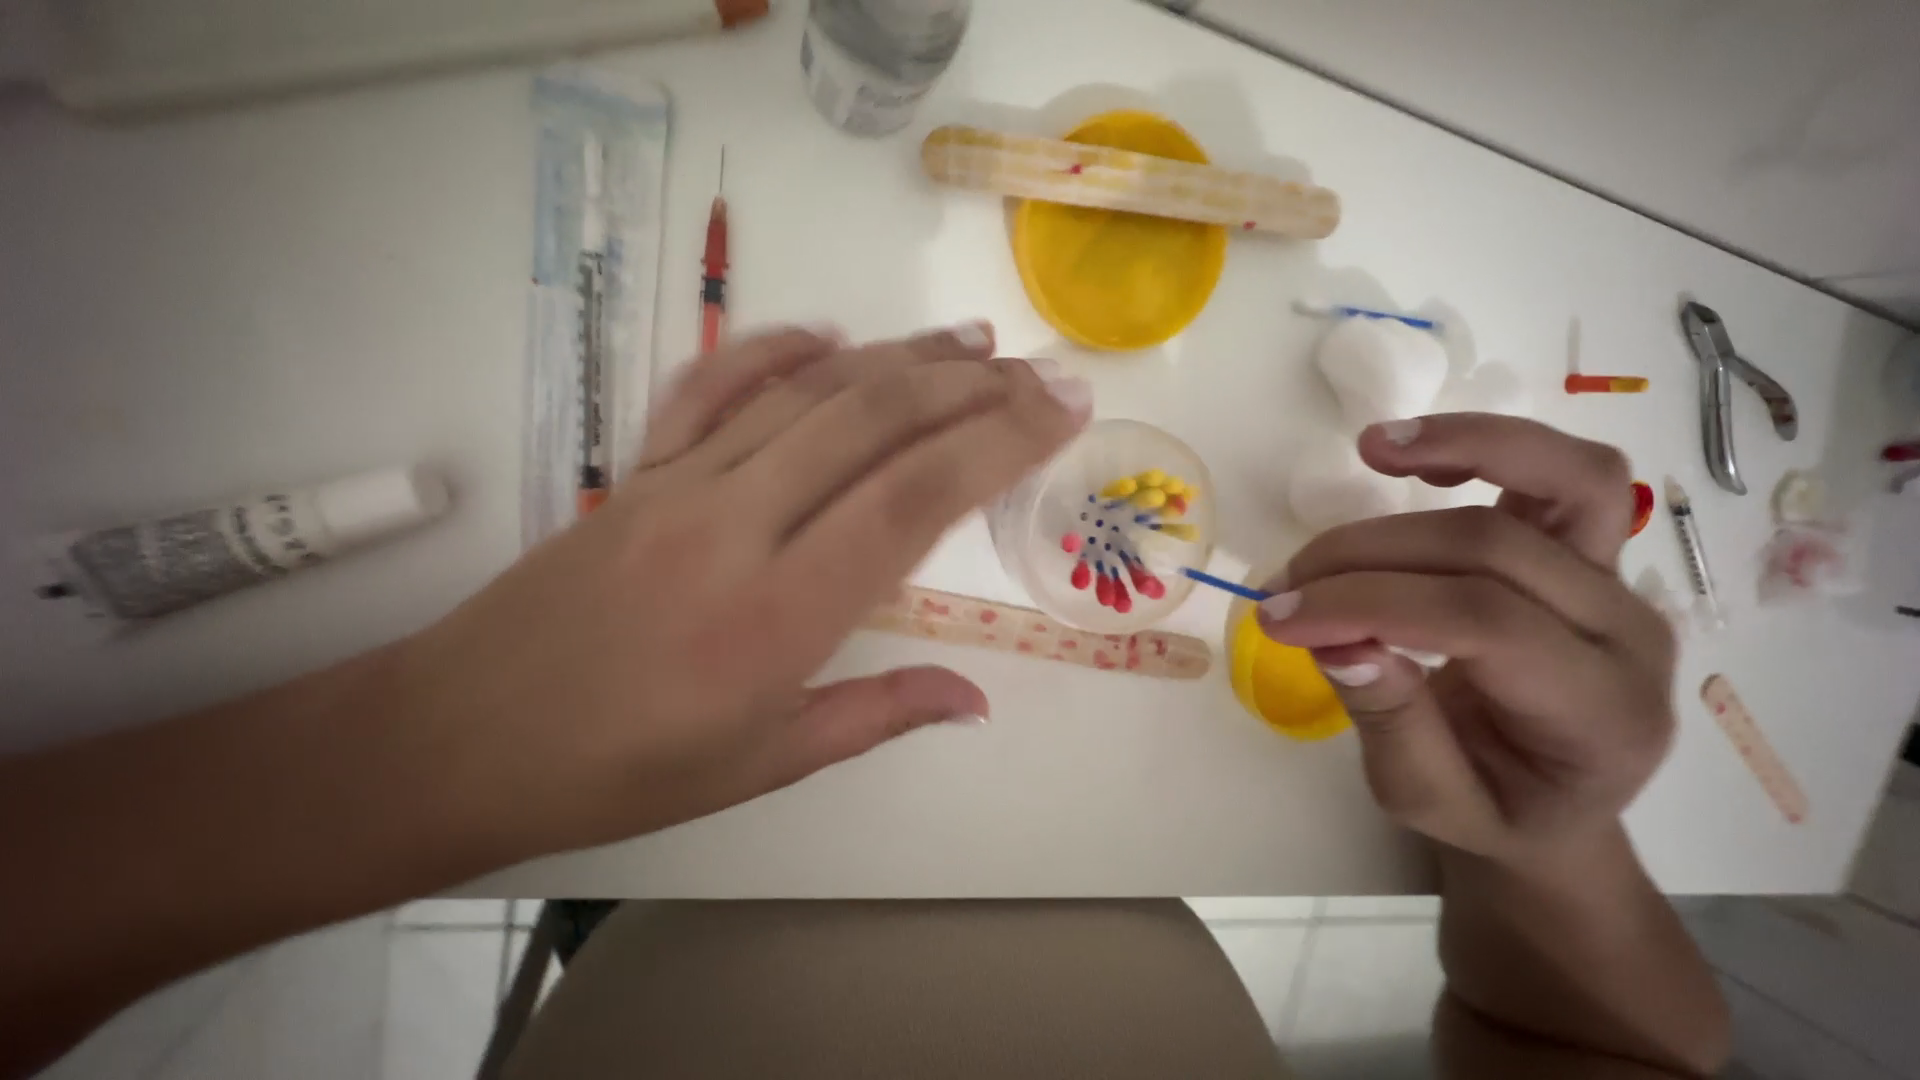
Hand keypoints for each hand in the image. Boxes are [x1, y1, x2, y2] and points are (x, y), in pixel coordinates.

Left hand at [395, 323, 1091, 856]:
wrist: (459, 738)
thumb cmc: (620, 772)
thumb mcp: (763, 764)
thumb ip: (877, 714)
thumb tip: (975, 696)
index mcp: (780, 614)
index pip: (914, 499)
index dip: (998, 444)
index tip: (1058, 412)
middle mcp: (738, 525)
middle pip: (874, 423)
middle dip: (971, 388)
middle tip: (1037, 371)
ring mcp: (680, 484)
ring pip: (809, 393)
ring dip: (898, 357)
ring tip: (969, 341)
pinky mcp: (637, 469)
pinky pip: (712, 387)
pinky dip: (776, 350)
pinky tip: (831, 336)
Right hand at [1255, 414, 1675, 864]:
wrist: (1550, 803)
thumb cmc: (1488, 809)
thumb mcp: (1425, 799)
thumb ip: (1389, 723)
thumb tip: (1334, 639)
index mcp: (1600, 713)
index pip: (1482, 622)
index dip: (1367, 604)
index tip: (1276, 615)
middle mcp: (1627, 635)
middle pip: (1494, 550)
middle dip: (1368, 556)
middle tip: (1286, 583)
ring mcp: (1617, 582)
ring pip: (1566, 478)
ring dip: (1464, 446)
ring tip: (1370, 448)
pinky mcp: (1588, 552)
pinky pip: (1561, 474)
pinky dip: (1490, 446)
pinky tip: (1409, 454)